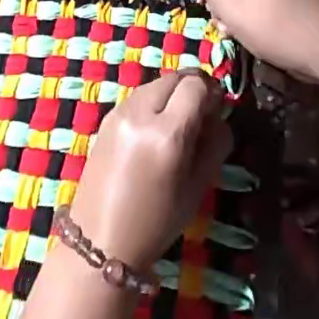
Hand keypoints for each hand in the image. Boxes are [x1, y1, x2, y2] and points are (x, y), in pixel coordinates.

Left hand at [67, 72, 231, 268]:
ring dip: (171, 95)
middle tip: (200, 117)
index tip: (216, 113)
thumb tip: (218, 116)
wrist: (100, 241)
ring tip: (177, 126)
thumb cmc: (156, 221)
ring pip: (155, 84)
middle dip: (193, 90)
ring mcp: (118, 113)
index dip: (212, 93)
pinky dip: (152, 103)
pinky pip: (137, 97)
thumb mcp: (198, 186)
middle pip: (175, 78)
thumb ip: (215, 143)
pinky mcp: (105, 119)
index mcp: (166, 133)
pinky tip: (154, 132)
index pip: (196, 85)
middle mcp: (140, 114)